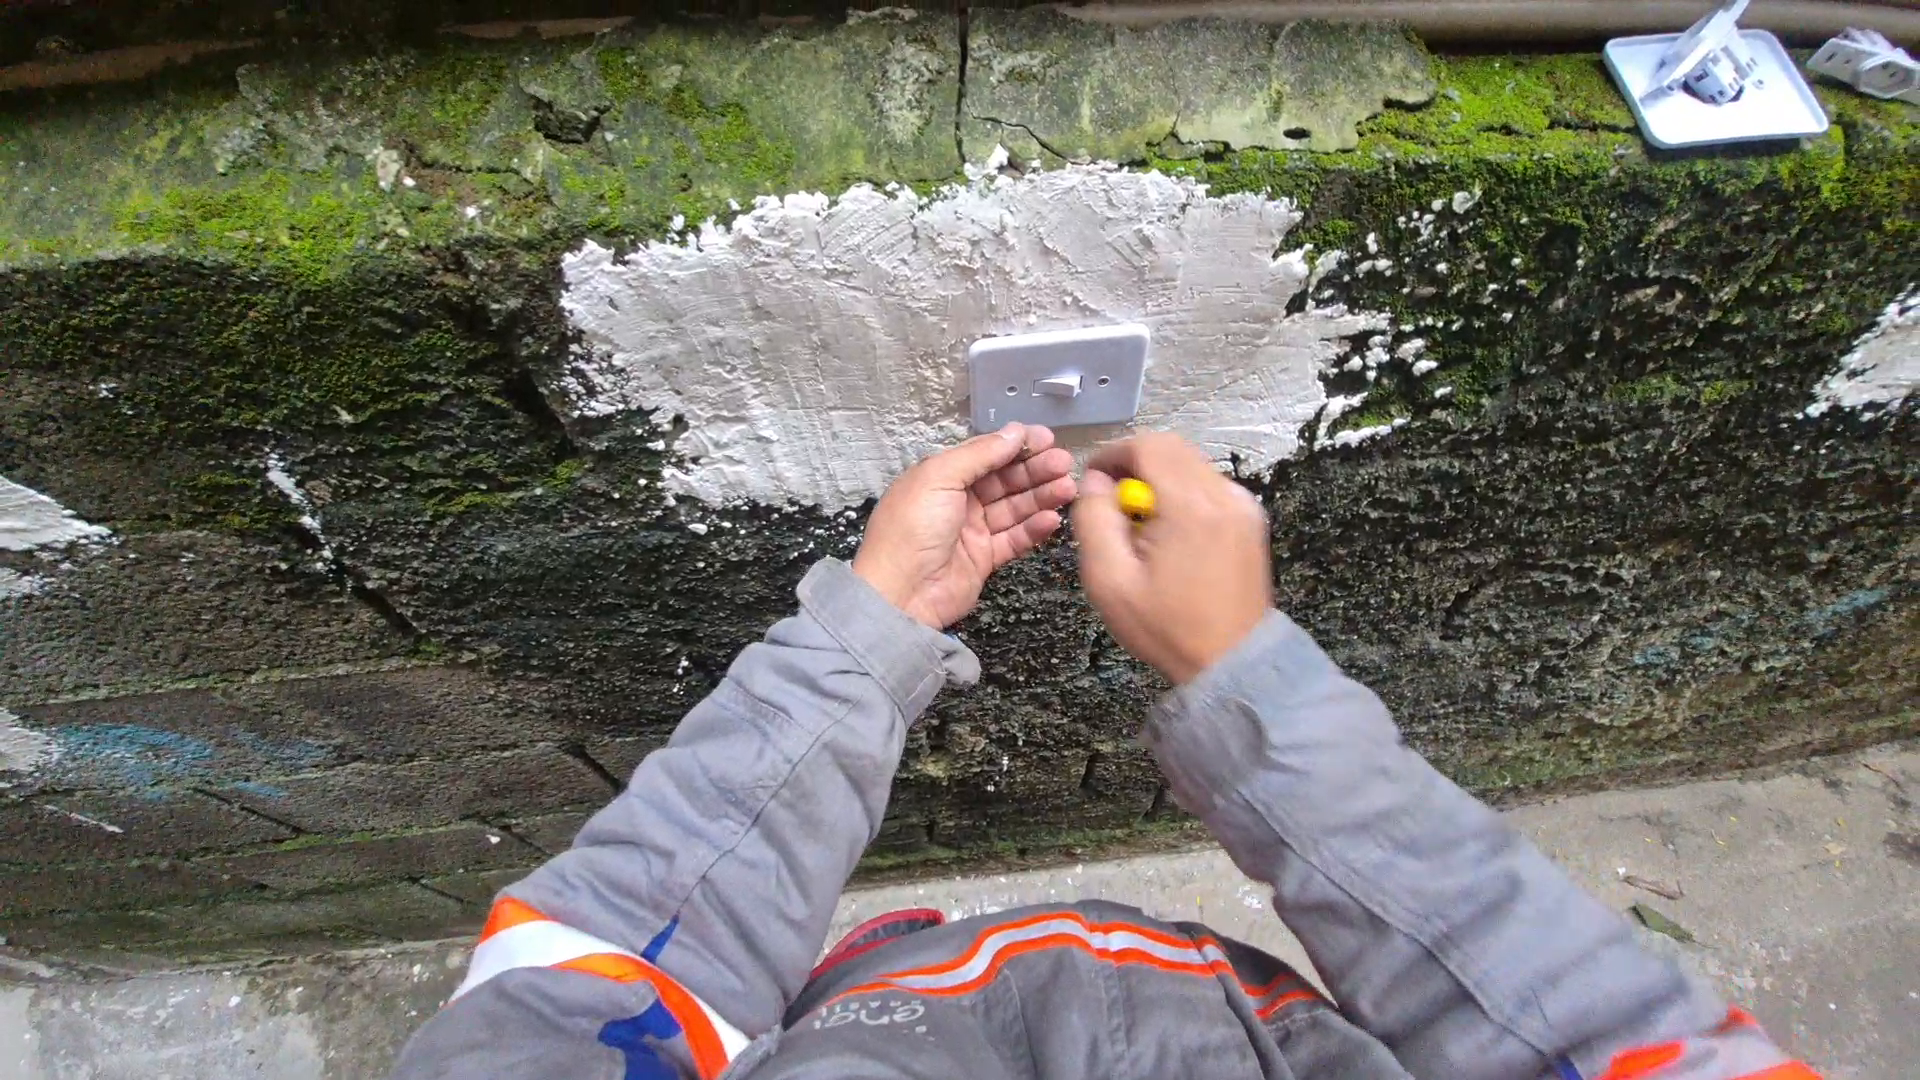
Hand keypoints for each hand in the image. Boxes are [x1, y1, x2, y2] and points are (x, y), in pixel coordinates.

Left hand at [854, 423, 1076, 628]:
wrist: (901, 593)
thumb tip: (1014, 432)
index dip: (1016, 446)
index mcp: (941, 477)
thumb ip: (979, 454)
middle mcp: (957, 501)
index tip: (1047, 439)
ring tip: (1068, 488)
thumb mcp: (939, 478)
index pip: (986, 455)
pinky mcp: (984, 559)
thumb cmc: (911, 529)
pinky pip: (1014, 539)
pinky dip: (1034, 529)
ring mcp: (971, 531)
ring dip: (1041, 496)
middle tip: (1065, 463)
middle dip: (1035, 470)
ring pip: (1014, 508)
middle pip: (1004, 480)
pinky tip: (1053, 518)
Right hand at [1072, 433, 1271, 683]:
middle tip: (1110, 501)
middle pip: (1171, 448)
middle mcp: (1224, 494)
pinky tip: (1169, 533)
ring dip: (1158, 479)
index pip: (1148, 445)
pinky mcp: (1251, 519)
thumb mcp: (1108, 579)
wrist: (1230, 662)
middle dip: (1133, 464)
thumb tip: (1094, 480)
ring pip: (1190, 464)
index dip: (1112, 453)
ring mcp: (1243, 505)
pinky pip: (1208, 485)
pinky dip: (1181, 494)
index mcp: (1190, 505)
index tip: (1091, 480)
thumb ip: (1093, 519)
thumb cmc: (1164, 626)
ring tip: (1138, 523)